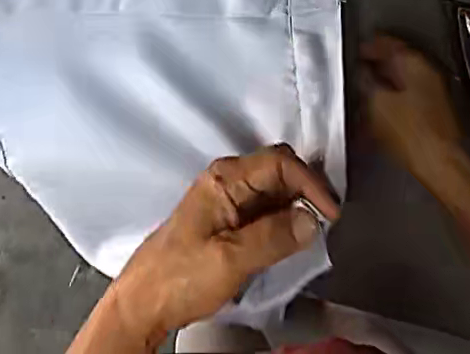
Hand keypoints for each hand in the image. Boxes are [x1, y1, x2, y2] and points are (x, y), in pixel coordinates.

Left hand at [78, 145, 340, 352]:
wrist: (139, 306)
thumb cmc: (179, 278)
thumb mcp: (230, 260)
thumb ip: (273, 237)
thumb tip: (311, 220)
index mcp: (227, 178)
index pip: (280, 163)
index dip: (310, 182)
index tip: (330, 211)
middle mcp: (228, 179)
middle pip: (279, 170)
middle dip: (306, 189)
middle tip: (326, 216)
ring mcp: (226, 197)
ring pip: (273, 188)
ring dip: (295, 204)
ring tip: (313, 228)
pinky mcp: (226, 217)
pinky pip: (263, 206)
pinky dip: (282, 217)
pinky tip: (291, 235)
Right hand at [360, 35, 469, 198]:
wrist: (440, 166)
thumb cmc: (413, 134)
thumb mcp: (377, 104)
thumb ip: (365, 82)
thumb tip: (359, 72)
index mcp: (416, 64)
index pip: (389, 43)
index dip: (369, 46)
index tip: (357, 50)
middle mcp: (427, 74)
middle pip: (395, 63)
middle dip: (374, 68)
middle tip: (356, 73)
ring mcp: (432, 95)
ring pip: (400, 84)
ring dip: (381, 88)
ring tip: (362, 98)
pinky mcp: (432, 115)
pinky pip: (405, 102)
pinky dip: (390, 105)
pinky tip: (376, 119)